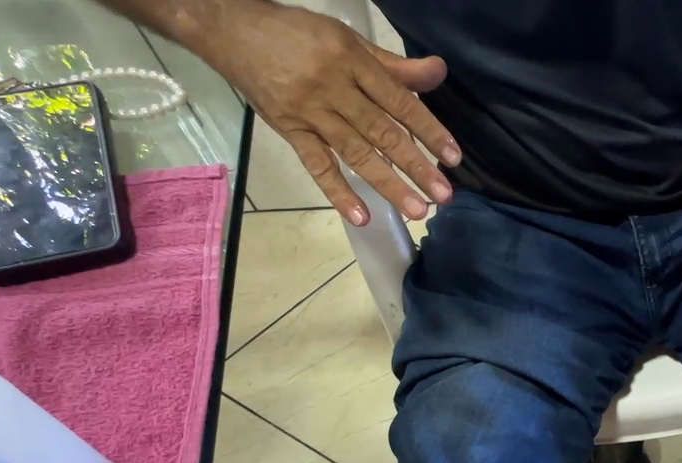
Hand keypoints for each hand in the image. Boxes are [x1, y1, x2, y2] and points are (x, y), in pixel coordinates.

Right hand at [204, 3, 460, 223]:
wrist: (228, 27)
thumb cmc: (299, 35)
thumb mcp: (349, 42)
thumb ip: (395, 66)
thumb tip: (439, 72)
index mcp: (352, 61)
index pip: (399, 101)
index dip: (428, 130)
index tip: (453, 157)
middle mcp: (332, 87)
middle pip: (381, 132)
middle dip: (416, 166)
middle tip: (444, 195)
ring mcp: (309, 111)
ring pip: (355, 152)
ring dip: (389, 184)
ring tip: (417, 211)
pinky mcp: (289, 130)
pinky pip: (316, 165)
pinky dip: (337, 192)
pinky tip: (361, 216)